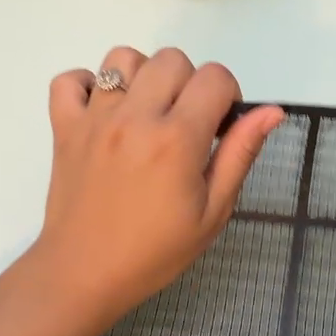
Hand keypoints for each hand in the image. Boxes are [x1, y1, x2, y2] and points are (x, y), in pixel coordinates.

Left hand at [33, 46, 283, 329]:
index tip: (220, 128)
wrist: (83, 276)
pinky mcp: (63, 127)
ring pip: (123, 58)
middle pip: (172, 59)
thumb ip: (241, 153)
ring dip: (143, 76)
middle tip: (186, 123)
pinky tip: (105, 113)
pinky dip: (88, 86)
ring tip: (147, 113)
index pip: (215, 77)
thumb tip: (272, 111)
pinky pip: (69, 80)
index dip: (228, 96)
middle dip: (190, 83)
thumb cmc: (156, 251)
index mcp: (177, 139)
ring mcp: (95, 119)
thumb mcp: (214, 210)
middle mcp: (135, 117)